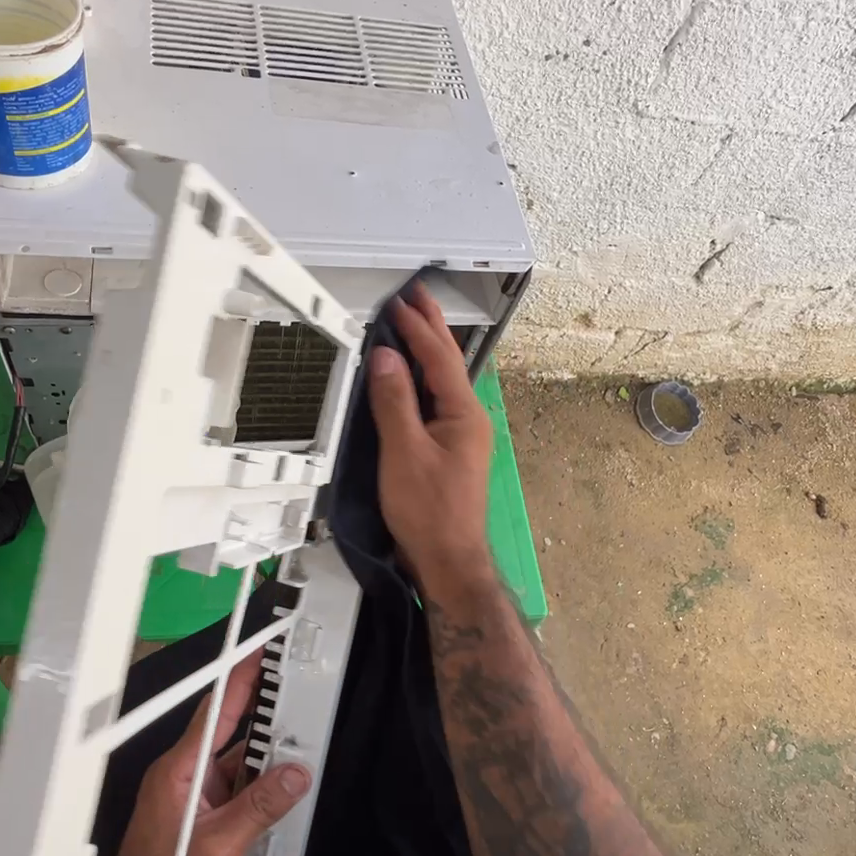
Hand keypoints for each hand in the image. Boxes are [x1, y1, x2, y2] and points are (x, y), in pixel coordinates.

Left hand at [73, 658, 312, 855]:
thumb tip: (295, 774)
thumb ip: (260, 807)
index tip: (264, 652)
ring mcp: (193, 798)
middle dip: (265, 716)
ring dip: (266, 758)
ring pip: (238, 762)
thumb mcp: (218, 847)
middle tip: (297, 697)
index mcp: (179, 771)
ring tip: (298, 748)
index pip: (217, 709)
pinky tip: (281, 788)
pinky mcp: (202, 819)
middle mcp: (185, 777)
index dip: (242, 676)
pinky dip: (261, 785)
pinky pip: (238, 787)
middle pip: (232, 732)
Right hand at [367, 283, 495, 598]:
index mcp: (464, 414)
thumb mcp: (404, 452)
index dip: (418, 328)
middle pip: (449, 363)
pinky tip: (412, 377)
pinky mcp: (451, 450)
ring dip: (427, 350)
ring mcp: (463, 435)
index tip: (399, 301)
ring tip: (413, 324)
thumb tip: (386, 356)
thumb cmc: (428, 511)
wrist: (448, 559)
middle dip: (432, 328)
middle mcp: (470, 419)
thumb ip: (394, 401)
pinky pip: (437, 401)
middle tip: (417, 296)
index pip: (439, 358)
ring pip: (443, 381)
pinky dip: (422, 379)